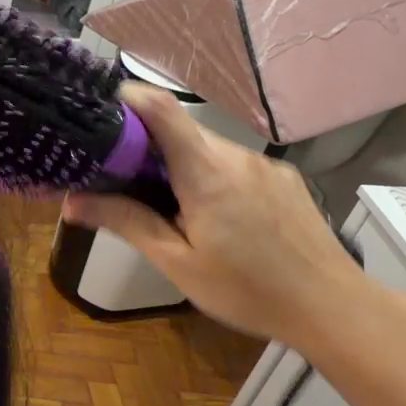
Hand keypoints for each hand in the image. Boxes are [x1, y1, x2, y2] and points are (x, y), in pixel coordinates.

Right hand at [62, 83, 373, 344]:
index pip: (161, 110)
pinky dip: (206, 176)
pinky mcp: (282, 179)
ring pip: (204, 149)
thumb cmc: (247, 290)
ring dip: (174, 165)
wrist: (333, 308)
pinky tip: (207, 216)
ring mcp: (264, 166)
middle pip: (178, 131)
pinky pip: (231, 164)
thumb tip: (71, 202)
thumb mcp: (177, 262)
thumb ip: (125, 222)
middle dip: (141, 146)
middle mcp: (236, 157)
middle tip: (113, 177)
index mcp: (206, 173)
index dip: (126, 98)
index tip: (94, 111)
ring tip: (159, 204)